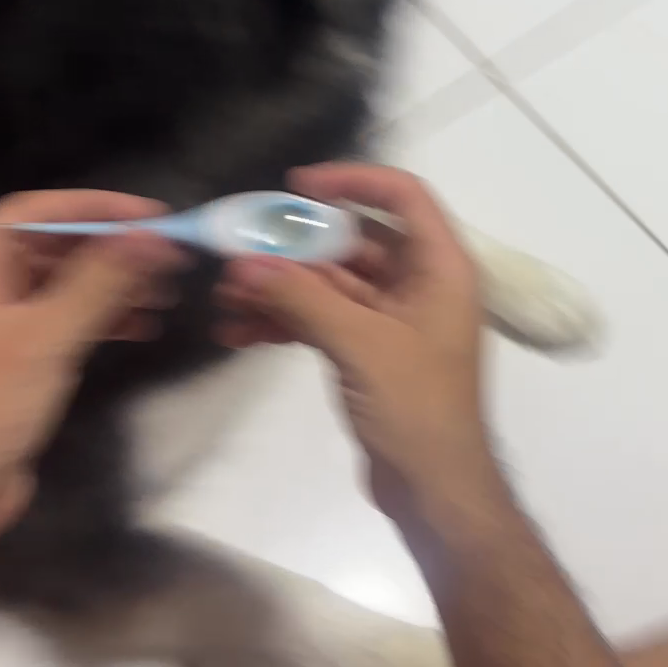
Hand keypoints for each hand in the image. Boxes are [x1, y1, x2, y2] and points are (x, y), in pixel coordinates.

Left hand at [0, 191, 186, 530]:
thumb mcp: (46, 337)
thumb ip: (103, 279)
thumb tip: (155, 234)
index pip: (32, 211)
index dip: (97, 207)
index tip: (155, 215)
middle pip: (51, 248)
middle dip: (114, 251)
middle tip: (172, 256)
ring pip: (62, 285)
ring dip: (116, 285)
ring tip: (168, 293)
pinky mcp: (7, 360)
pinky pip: (61, 320)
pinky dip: (102, 318)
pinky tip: (143, 326)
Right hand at [214, 164, 494, 514]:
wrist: (435, 486)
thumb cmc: (416, 406)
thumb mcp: (361, 344)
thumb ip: (304, 298)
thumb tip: (244, 263)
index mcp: (441, 265)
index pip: (404, 196)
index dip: (354, 180)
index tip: (297, 186)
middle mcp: (422, 281)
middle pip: (358, 241)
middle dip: (299, 247)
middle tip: (238, 253)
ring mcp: (398, 316)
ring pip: (336, 283)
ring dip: (285, 286)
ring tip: (226, 298)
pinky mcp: (375, 348)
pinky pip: (330, 318)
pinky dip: (291, 320)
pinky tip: (241, 332)